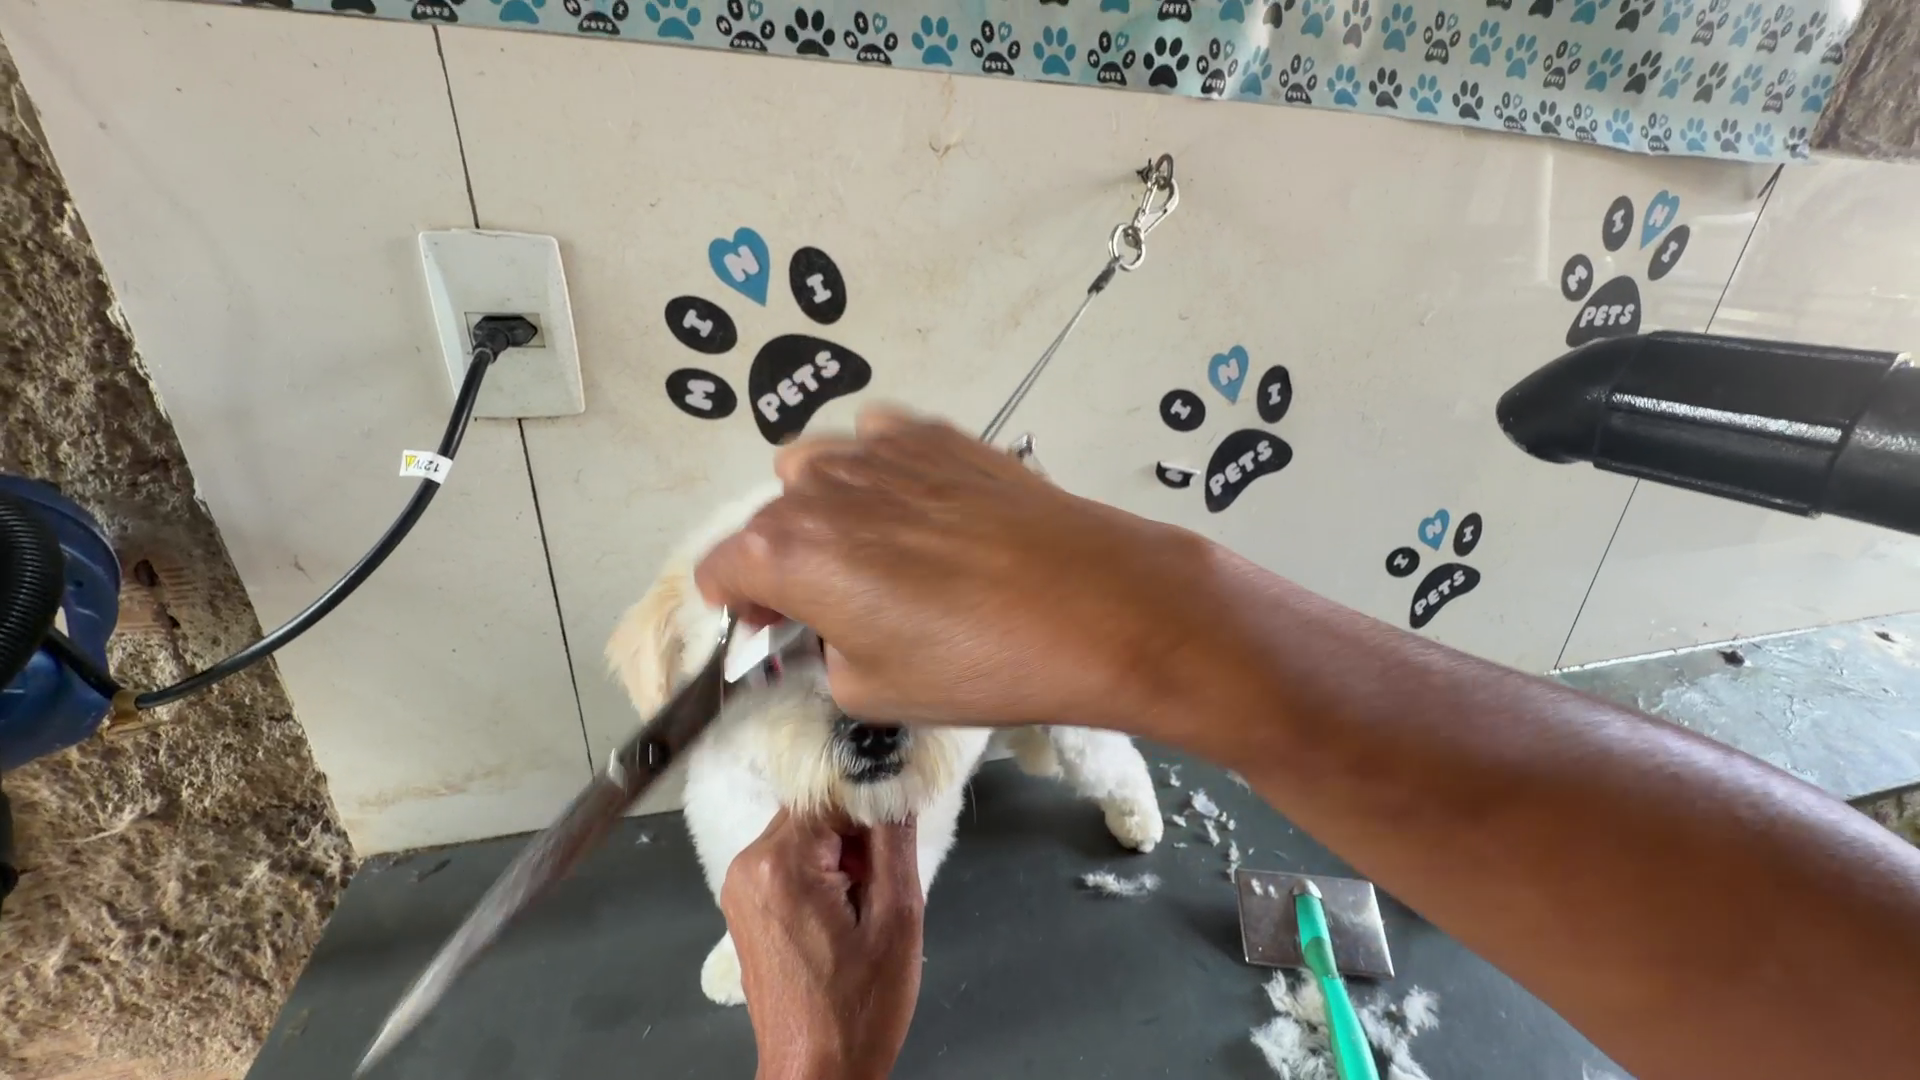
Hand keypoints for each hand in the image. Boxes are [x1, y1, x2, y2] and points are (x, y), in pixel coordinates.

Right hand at [694, 408, 1219, 731]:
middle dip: (783, 561)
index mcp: (788, 550)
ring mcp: (881, 448)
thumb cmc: (977, 662)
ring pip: (818, 469)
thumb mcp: (871, 690)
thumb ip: (822, 650)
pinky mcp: (936, 433)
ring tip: (876, 550)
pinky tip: (919, 506)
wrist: (1095, 605)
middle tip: (832, 602)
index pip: (718, 569)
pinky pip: (877, 442)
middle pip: (769, 519)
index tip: (763, 625)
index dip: (734, 604)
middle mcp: (820, 485)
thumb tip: (831, 626)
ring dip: (825, 510)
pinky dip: (878, 471)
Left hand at [721, 809, 923, 1079]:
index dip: (871, 810)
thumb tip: (895, 786)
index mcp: (781, 862)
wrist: (816, 1075)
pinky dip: (819, 870)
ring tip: (859, 904)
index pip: (833, 793)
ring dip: (839, 853)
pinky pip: (788, 859)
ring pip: (804, 833)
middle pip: (814, 810)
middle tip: (877, 885)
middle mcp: (748, 864)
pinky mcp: (744, 903)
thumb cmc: (860, 1006)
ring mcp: (740, 885)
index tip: (893, 843)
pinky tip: (840, 912)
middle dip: (855, 834)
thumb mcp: (898, 916)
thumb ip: (895, 840)